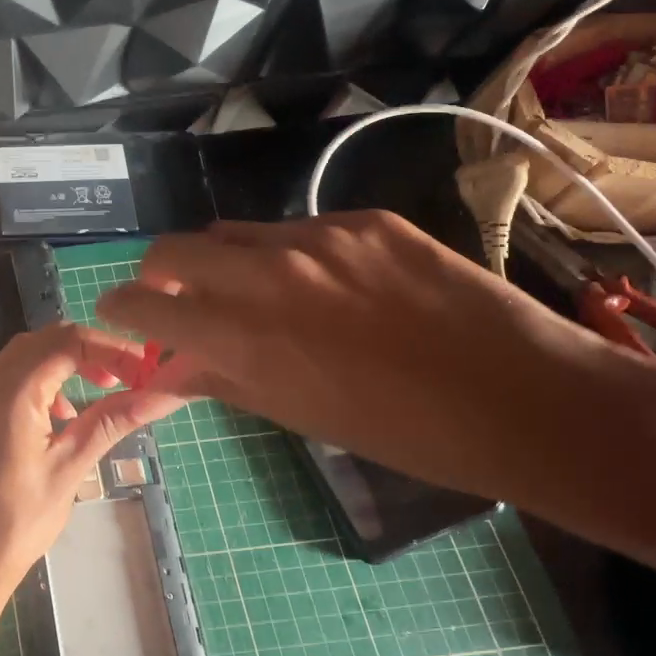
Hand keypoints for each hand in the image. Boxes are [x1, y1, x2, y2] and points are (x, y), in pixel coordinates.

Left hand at [0, 323, 189, 601]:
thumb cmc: (20, 518)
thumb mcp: (72, 467)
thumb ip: (112, 420)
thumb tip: (161, 394)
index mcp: (13, 389)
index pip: (69, 341)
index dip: (112, 347)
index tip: (147, 367)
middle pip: (46, 339)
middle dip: (91, 350)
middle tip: (130, 375)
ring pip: (27, 354)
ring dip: (66, 362)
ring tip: (103, 391)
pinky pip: (11, 375)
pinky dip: (43, 380)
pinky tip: (63, 415)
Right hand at [97, 211, 636, 499]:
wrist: (536, 403)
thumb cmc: (409, 435)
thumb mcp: (300, 415)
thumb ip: (222, 379)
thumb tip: (168, 367)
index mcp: (246, 336)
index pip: (144, 304)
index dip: (120, 309)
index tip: (119, 314)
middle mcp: (269, 273)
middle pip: (172, 250)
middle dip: (158, 277)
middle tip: (175, 302)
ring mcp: (320, 237)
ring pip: (234, 233)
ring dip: (223, 262)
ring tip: (253, 295)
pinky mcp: (366, 220)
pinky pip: (297, 229)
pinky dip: (286, 255)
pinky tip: (325, 287)